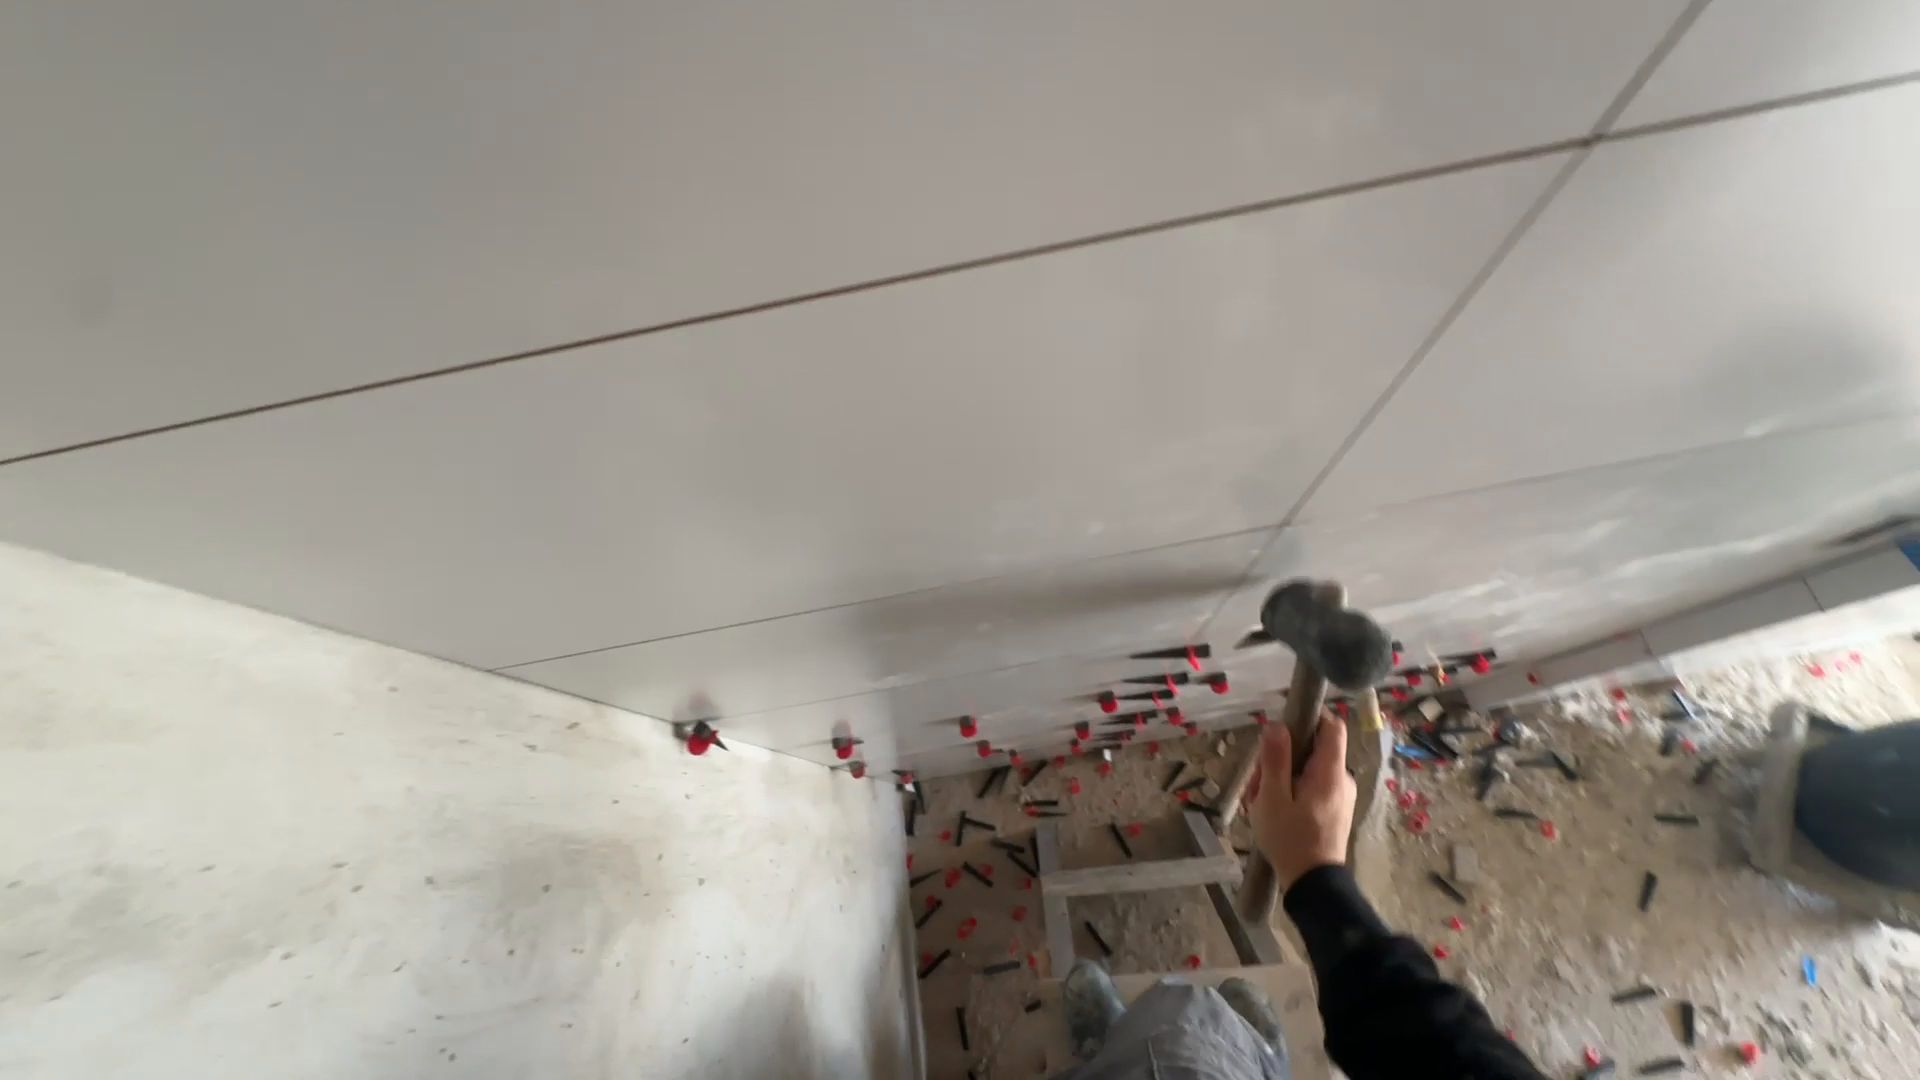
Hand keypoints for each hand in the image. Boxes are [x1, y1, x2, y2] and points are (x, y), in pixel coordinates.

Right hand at [1247, 713, 1355, 889]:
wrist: (1313, 885)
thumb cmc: (1290, 838)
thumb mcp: (1272, 797)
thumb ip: (1275, 758)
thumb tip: (1277, 725)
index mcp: (1330, 772)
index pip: (1332, 726)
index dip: (1308, 718)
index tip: (1281, 729)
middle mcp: (1341, 779)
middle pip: (1310, 748)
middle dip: (1279, 757)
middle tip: (1257, 782)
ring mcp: (1339, 795)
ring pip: (1305, 768)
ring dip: (1279, 778)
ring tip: (1259, 802)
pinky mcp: (1333, 809)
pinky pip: (1309, 786)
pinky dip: (1288, 791)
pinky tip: (1270, 811)